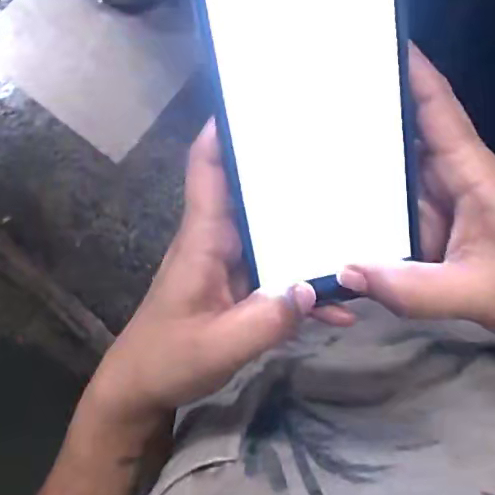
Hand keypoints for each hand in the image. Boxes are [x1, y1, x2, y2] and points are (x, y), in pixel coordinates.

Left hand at [84, 122, 353, 427]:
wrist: (140, 393)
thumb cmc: (167, 360)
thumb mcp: (219, 347)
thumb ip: (267, 321)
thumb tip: (314, 287)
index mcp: (203, 239)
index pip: (206, 171)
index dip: (220, 132)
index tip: (249, 102)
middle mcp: (217, 241)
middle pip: (250, 192)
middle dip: (284, 172)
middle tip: (331, 152)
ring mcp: (229, 264)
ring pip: (271, 233)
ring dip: (305, 229)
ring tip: (354, 215)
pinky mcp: (239, 289)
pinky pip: (276, 274)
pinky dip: (303, 285)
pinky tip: (340, 302)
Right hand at [338, 48, 494, 380]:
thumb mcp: (482, 291)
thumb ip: (413, 289)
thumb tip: (343, 272)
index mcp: (476, 174)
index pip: (438, 108)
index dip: (412, 70)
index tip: (377, 36)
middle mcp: (460, 184)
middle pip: (408, 142)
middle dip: (368, 120)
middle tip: (317, 100)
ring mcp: (455, 213)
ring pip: (402, 186)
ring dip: (367, 175)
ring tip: (317, 157)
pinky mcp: (451, 241)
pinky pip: (406, 221)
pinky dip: (378, 219)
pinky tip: (344, 219)